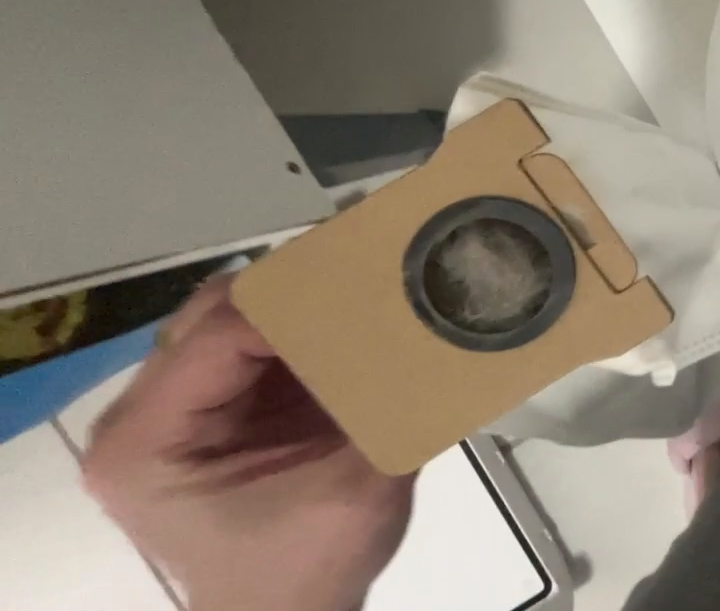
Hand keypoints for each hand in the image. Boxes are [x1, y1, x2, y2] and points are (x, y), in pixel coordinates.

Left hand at [83, 274, 414, 610]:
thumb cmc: (311, 559)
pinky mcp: (225, 403)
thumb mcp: (359, 482)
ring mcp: (186, 405)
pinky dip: (313, 321)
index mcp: (152, 439)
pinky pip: (264, 337)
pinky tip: (363, 318)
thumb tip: (440, 324)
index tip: (381, 284)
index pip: (223, 334)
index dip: (303, 302)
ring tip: (377, 286)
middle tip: (382, 270)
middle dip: (303, 285)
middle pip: (220, 311)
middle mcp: (150, 413)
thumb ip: (388, 404)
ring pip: (241, 313)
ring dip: (308, 299)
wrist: (292, 609)